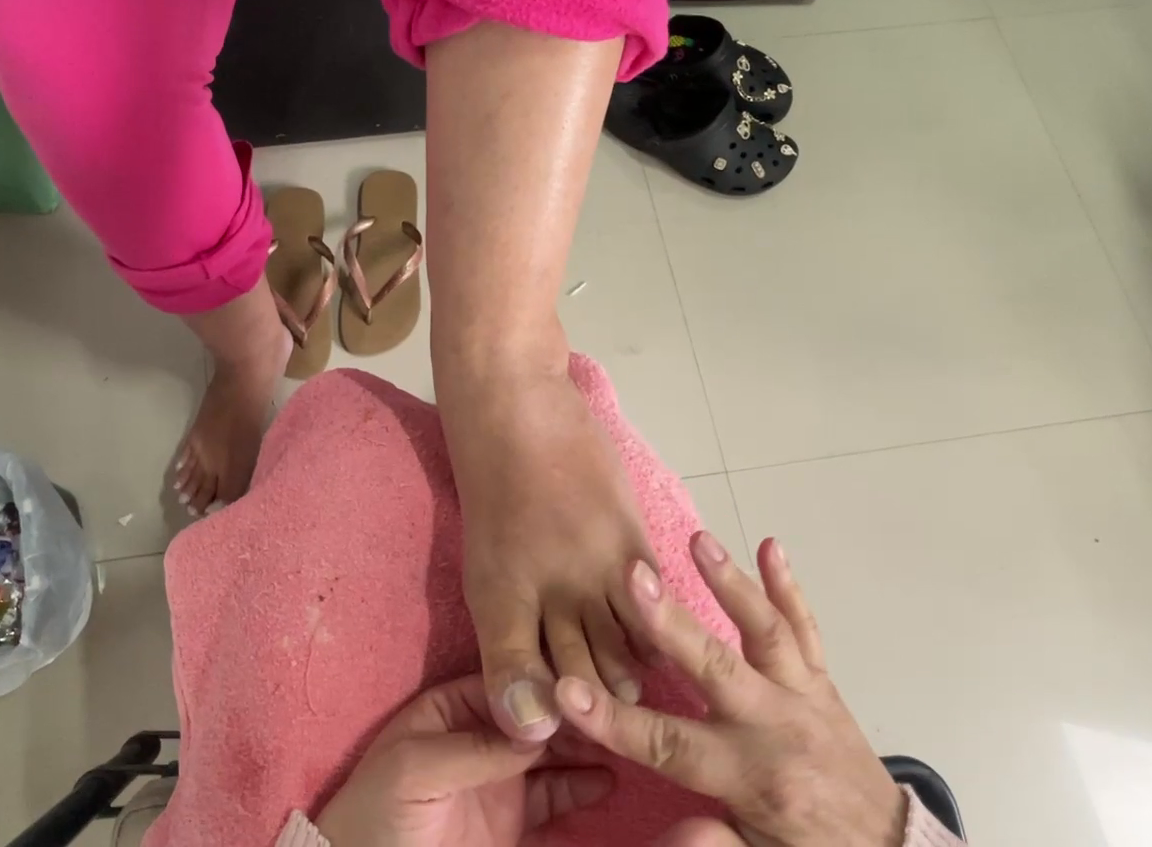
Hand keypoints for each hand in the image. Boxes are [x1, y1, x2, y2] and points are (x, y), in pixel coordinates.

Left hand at [314, 675, 613, 846]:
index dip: (545, 684)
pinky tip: (607, 779)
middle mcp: (481, 737)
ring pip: (552, 756)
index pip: (507, 685)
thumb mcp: (416, 767)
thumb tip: (539, 724)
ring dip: (585, 749)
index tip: (586, 685)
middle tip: (617, 714)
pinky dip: (581, 789)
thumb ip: (474, 746)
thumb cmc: (378, 813)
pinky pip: (554, 801)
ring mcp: (499, 781)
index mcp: (451, 710)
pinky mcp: (512, 823)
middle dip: (573, 716)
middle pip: (536, 719)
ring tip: (623, 742)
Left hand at [439, 363, 655, 741]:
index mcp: (499, 606)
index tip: (574, 737)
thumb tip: (530, 715)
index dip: (554, 723)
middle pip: (587, 680)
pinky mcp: (631, 541)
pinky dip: (662, 636)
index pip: (531, 693)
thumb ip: (506, 636)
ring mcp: (592, 570)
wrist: (514, 413)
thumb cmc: (492, 487)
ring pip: (627, 653)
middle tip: (624, 730)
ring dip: (635, 678)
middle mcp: (548, 598)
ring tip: (652, 699)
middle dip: (602, 711)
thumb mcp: (483, 565)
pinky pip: (655, 610)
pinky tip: (667, 651)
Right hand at [554, 535, 905, 846]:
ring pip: (767, 632)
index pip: (670, 744)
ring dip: (731, 583)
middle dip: (670, 621)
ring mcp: (801, 694)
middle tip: (634, 578)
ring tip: (699, 540)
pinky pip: (807, 629)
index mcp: (753, 774)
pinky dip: (789, 586)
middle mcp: (776, 724)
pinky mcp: (820, 680)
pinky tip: (770, 546)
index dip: (615, 719)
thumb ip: (714, 845)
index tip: (568, 690)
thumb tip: (668, 831)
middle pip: (717, 666)